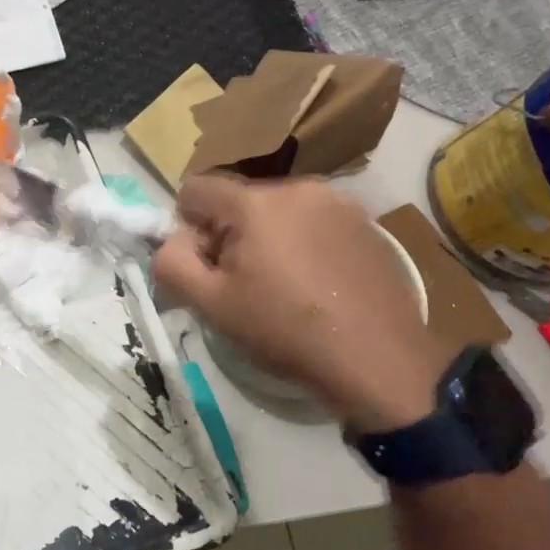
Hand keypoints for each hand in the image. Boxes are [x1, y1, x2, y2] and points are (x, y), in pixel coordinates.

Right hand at [154, 175, 453, 432]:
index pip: (195, 190)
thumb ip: (172, 264)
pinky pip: (316, 223)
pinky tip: (319, 287)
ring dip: (270, 240)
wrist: (378, 360)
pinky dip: (306, 246)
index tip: (207, 268)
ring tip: (286, 289)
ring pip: (279, 212)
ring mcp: (340, 203)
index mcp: (255, 202)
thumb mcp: (211, 305)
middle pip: (239, 201)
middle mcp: (298, 188)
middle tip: (245, 287)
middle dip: (231, 236)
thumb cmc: (286, 331)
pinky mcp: (368, 224)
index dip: (188, 228)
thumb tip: (171, 242)